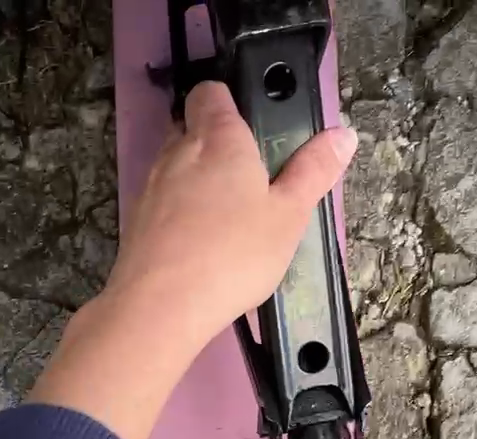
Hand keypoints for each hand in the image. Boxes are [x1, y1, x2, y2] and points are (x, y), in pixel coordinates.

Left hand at [100, 81, 357, 355]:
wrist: (160, 308)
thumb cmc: (232, 257)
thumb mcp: (289, 216)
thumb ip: (313, 172)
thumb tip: (343, 135)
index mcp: (218, 137)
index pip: (211, 93)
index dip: (227, 101)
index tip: (248, 125)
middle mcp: (177, 153)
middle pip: (190, 130)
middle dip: (212, 146)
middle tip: (242, 181)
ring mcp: (149, 189)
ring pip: (172, 170)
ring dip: (193, 185)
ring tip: (220, 220)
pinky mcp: (133, 226)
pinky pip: (158, 209)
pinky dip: (175, 219)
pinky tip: (194, 249)